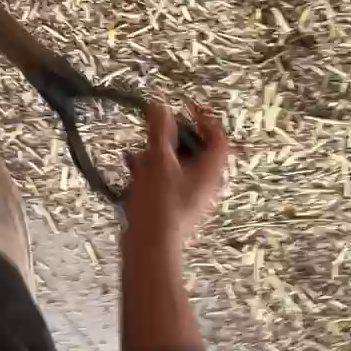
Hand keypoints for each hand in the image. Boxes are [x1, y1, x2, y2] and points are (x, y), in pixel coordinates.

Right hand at [121, 100, 229, 252]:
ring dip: (159, 151)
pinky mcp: (172, 204)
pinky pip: (165, 177)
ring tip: (139, 146)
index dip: (205, 119)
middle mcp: (204, 183)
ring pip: (178, 163)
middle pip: (197, 149)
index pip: (218, 138)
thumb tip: (160, 104)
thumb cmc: (160, 201)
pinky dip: (151, 167)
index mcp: (210, 171)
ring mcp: (188, 195)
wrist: (149, 246)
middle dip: (175, 135)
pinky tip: (131, 164)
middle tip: (156, 127)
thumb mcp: (159, 161)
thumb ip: (160, 131)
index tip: (185, 108)